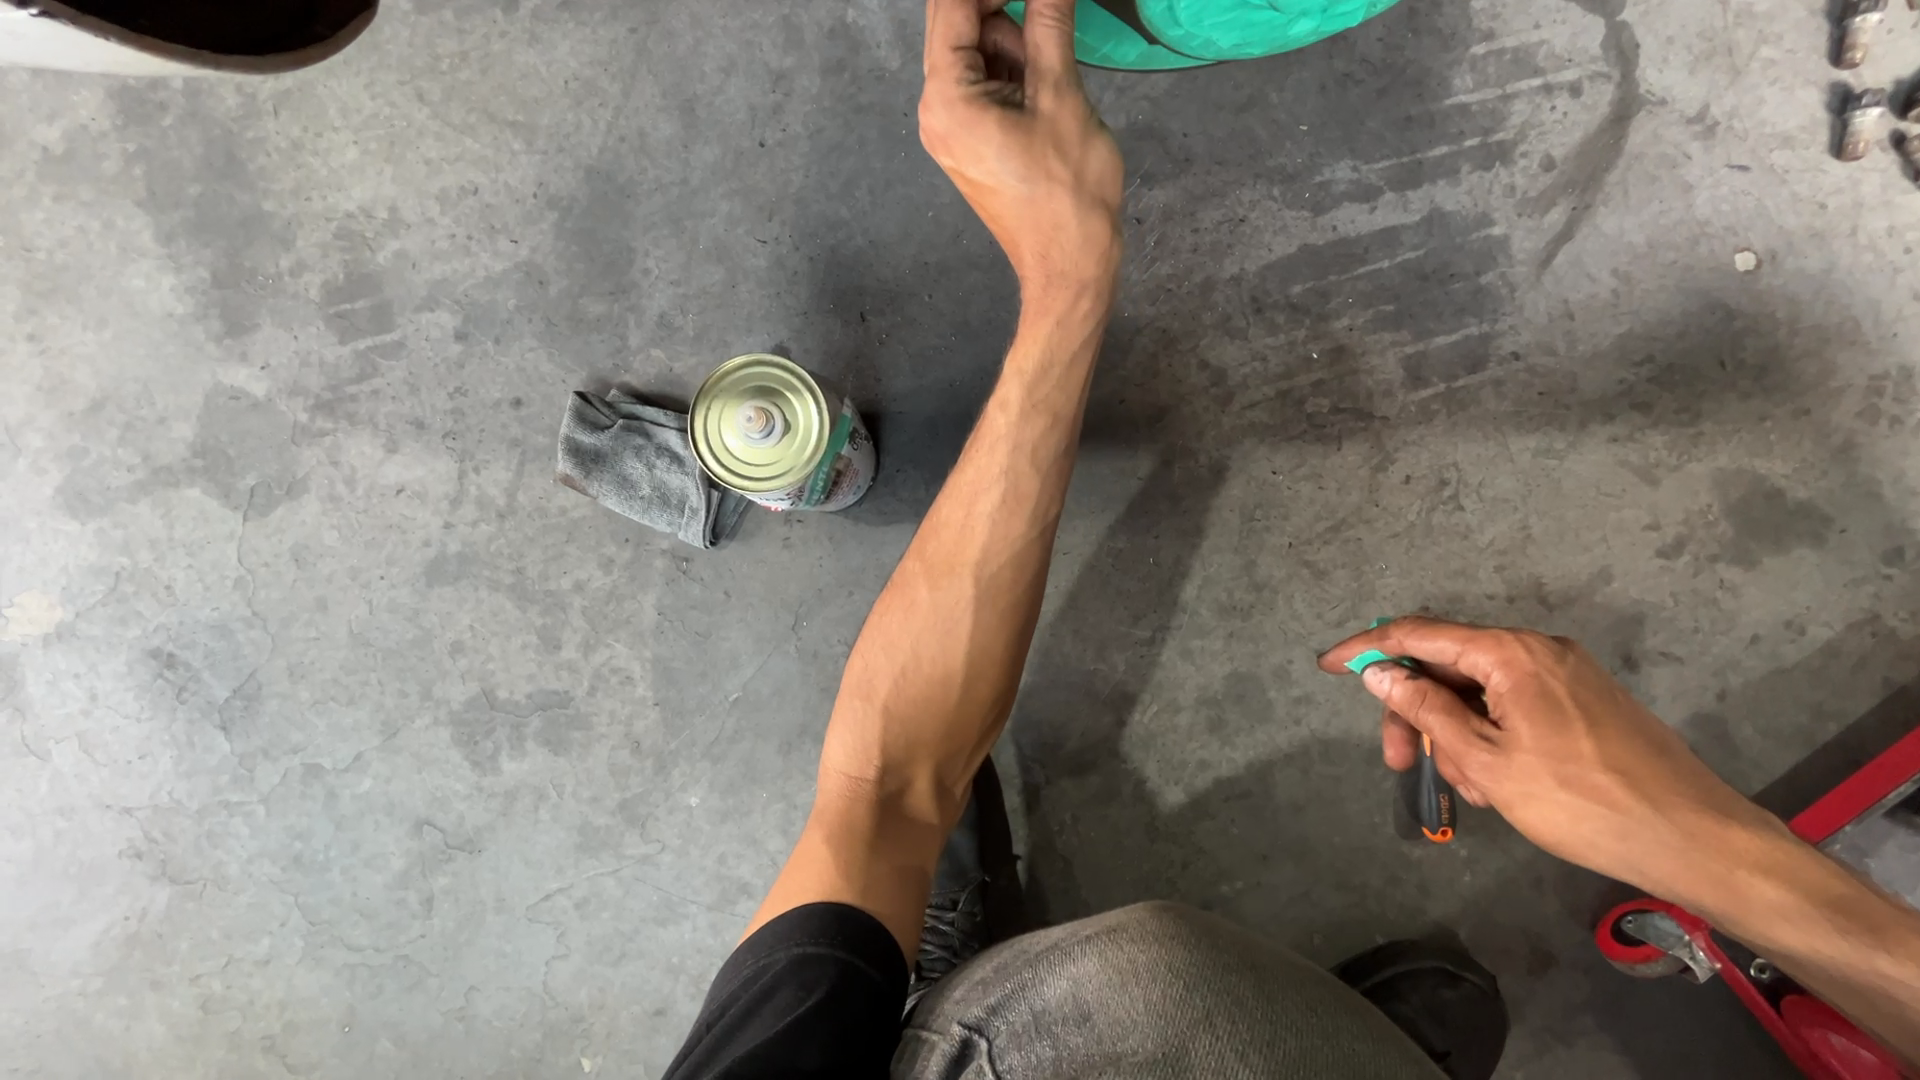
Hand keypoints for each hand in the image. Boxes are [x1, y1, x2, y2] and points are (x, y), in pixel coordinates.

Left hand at [920, 0, 1124, 308]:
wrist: (1069, 264)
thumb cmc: (1066, 192)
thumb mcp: (1060, 96)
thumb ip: (1048, 23)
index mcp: (947, 99)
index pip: (952, 6)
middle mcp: (936, 113)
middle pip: (959, 28)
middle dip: (1005, 14)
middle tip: (1051, 28)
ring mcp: (951, 132)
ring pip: (977, 57)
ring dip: (1015, 46)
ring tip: (1053, 78)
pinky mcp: (971, 146)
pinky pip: (985, 89)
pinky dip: (1014, 75)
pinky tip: (1044, 91)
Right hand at [1318, 616, 1786, 900]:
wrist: (1699, 842)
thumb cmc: (1579, 800)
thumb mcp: (1484, 758)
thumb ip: (1423, 708)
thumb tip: (1379, 672)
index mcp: (1510, 653)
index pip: (1416, 635)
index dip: (1366, 649)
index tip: (1327, 666)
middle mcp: (1535, 650)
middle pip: (1446, 666)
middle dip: (1414, 712)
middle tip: (1396, 761)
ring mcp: (1563, 675)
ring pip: (1476, 691)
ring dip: (1453, 733)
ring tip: (1468, 788)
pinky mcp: (1580, 702)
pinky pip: (1509, 706)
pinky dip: (1486, 736)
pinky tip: (1494, 782)